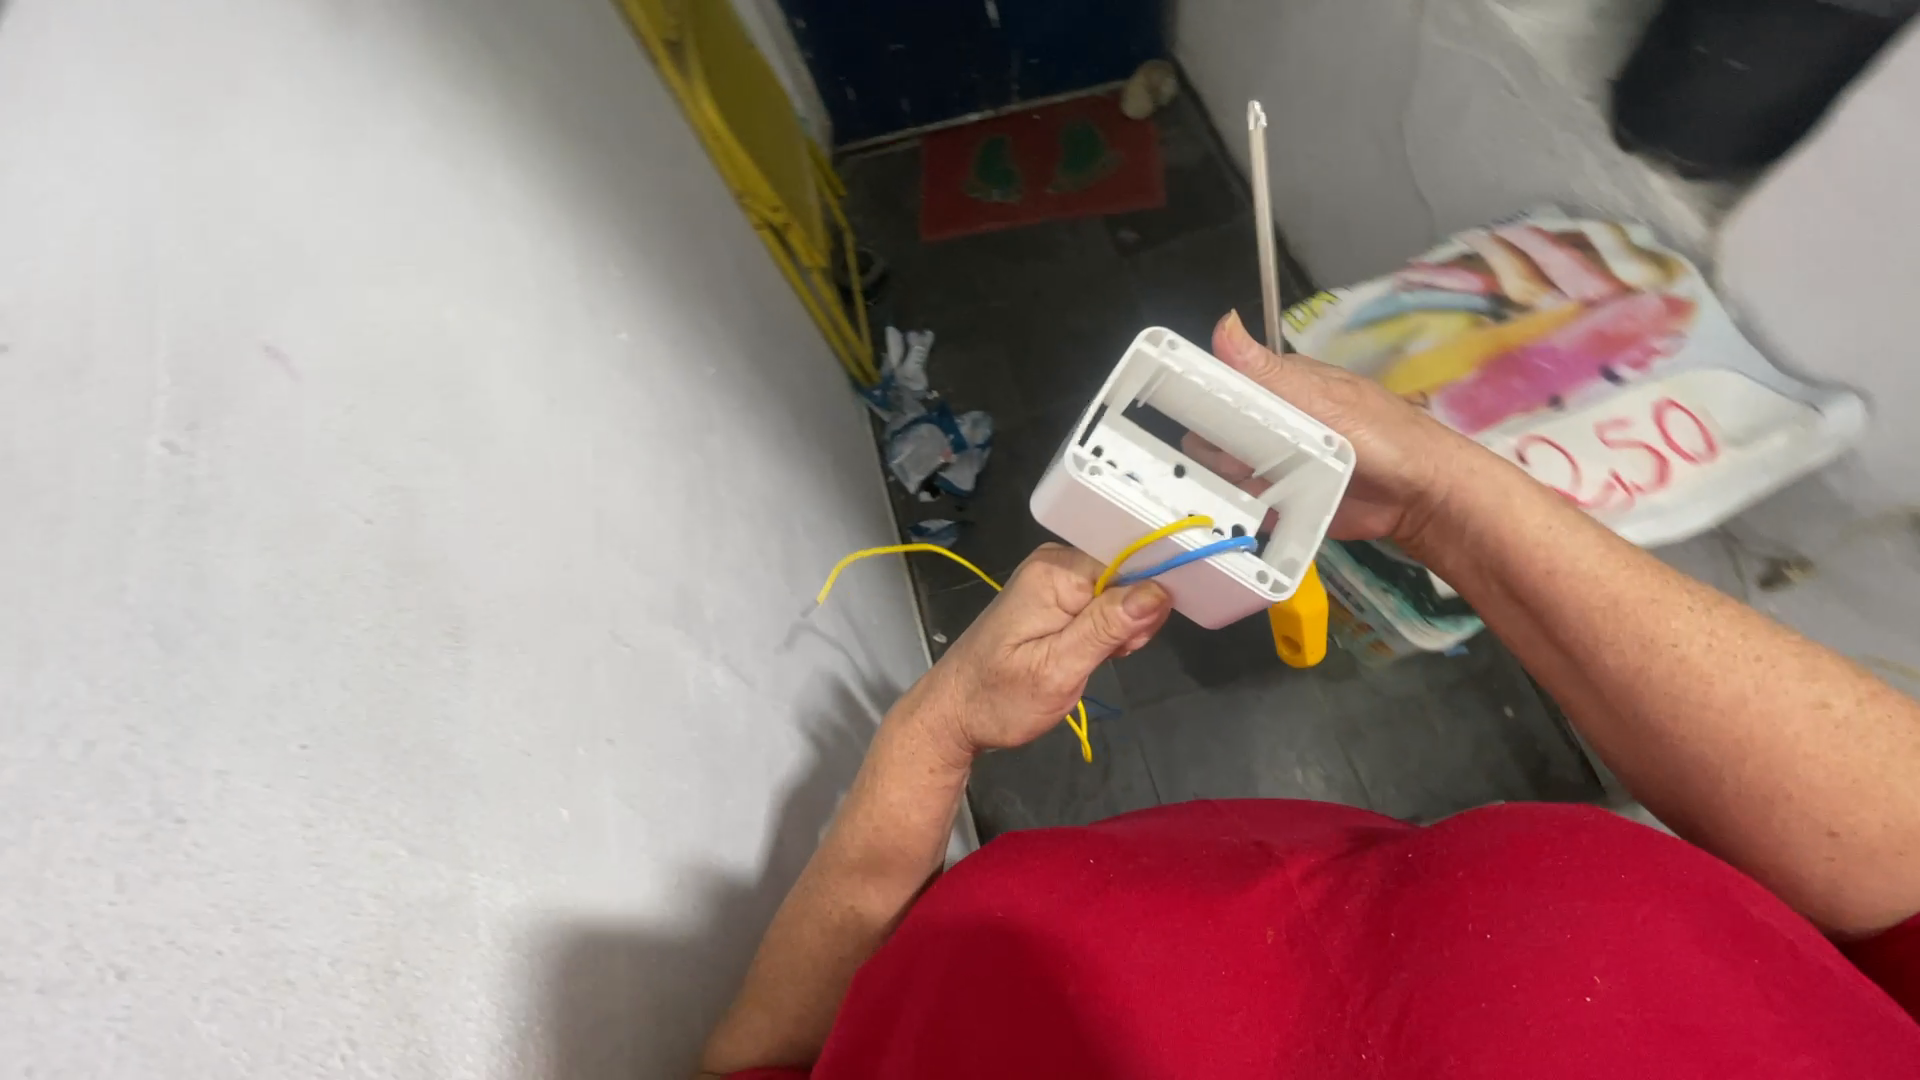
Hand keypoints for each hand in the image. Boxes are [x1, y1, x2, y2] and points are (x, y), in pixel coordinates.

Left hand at [905, 545, 1172, 760]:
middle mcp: (1056, 562)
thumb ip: (1107, 628)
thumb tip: (1158, 590)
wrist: (955, 711)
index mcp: (1055, 571)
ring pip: (1120, 591)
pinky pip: (1103, 602)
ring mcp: (1055, 577)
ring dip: (1120, 628)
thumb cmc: (999, 698)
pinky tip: (1090, 652)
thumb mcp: (1057, 670)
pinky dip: (1107, 630)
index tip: (1132, 640)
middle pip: (1127, 574)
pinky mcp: (1057, 596)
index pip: (1129, 562)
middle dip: (1133, 617)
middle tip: (1106, 656)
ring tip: (1091, 659)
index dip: (1145, 600)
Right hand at [1181, 311, 1476, 548]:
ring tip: (1264, 482)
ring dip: (1228, 479)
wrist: (1418, 497)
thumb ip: (1268, 371)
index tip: (1202, 418)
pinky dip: (1240, 505)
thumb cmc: (1380, 436)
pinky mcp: (1271, 496)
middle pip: (1207, 434)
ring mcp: (1265, 461)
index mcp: (1273, 388)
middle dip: (1215, 450)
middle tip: (1245, 459)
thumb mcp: (1321, 399)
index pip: (1215, 387)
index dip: (1199, 400)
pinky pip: (1237, 500)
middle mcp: (1263, 423)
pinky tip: (1257, 504)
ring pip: (1216, 469)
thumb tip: (1223, 323)